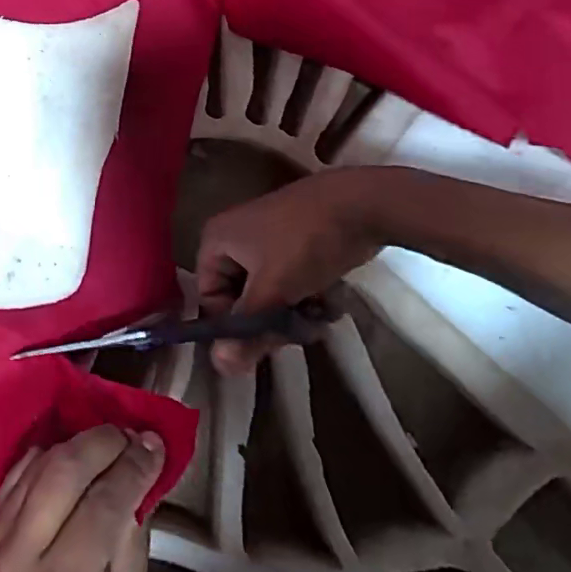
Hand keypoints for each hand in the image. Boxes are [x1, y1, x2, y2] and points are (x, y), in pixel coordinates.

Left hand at [0, 425, 164, 571]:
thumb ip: (134, 518)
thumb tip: (145, 453)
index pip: (104, 503)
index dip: (134, 466)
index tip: (155, 443)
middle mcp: (24, 555)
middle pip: (65, 472)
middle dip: (105, 442)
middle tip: (131, 437)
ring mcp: (1, 535)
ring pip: (43, 461)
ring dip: (81, 442)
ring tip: (109, 443)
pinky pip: (22, 467)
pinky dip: (51, 452)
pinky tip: (74, 453)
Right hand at [196, 168, 384, 375]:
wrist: (360, 204)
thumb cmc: (305, 242)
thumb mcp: (273, 289)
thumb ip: (246, 329)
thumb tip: (220, 367)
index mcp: (217, 240)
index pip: (210, 298)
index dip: (234, 326)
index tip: (264, 342)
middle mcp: (235, 238)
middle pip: (239, 297)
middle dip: (267, 320)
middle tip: (295, 333)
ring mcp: (266, 239)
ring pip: (268, 293)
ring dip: (289, 313)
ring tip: (315, 319)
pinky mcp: (295, 243)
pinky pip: (288, 281)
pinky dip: (303, 297)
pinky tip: (326, 306)